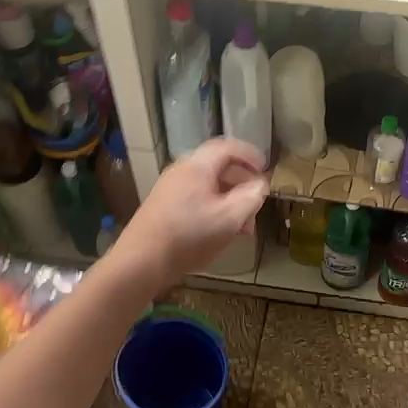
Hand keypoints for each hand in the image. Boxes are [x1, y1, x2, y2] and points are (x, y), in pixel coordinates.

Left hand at [111, 138, 269, 285]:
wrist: (142, 259)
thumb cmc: (190, 235)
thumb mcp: (230, 218)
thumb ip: (251, 198)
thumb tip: (260, 184)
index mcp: (198, 166)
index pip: (228, 148)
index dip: (250, 155)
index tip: (265, 169)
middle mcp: (181, 171)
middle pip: (218, 168)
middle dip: (241, 185)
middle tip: (255, 206)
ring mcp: (169, 190)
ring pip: (207, 187)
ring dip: (228, 202)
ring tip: (240, 228)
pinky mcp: (162, 208)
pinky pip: (194, 200)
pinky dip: (212, 210)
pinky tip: (218, 233)